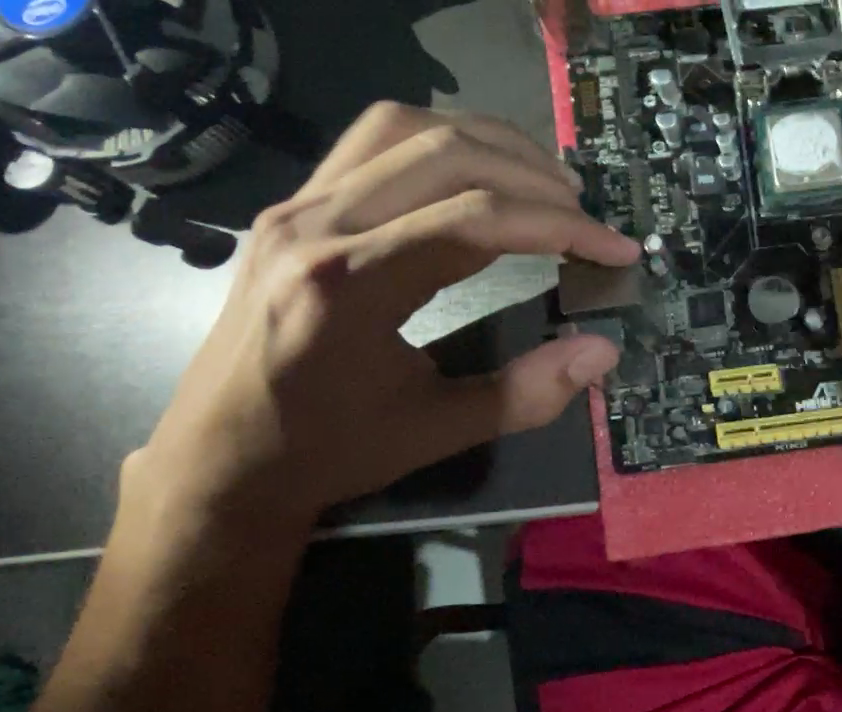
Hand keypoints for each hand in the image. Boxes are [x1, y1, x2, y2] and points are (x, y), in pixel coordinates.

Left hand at [128, 103, 638, 525]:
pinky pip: (372, 143)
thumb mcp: (439, 431)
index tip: (617, 249)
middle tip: (591, 216)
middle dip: (535, 179)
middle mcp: (318, 224)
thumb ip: (527, 392)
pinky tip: (482, 176)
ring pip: (403, 130)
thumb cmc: (331, 447)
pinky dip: (442, 145)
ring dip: (488, 144)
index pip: (476, 220)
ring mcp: (297, 206)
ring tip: (548, 182)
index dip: (562, 227)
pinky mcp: (294, 206)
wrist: (224, 451)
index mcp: (353, 285)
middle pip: (445, 158)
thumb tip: (603, 351)